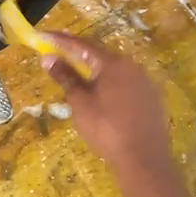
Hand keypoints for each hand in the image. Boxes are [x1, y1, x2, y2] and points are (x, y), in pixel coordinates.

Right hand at [39, 32, 172, 169]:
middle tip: (57, 51)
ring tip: (75, 70)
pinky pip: (125, 82)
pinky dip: (108, 81)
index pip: (82, 45)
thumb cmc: (106, 128)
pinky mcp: (152, 99)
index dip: (61, 40)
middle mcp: (133, 67)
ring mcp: (145, 83)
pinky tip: (100, 90)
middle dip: (77, 52)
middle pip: (100, 54)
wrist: (144, 161)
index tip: (43, 35)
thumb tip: (48, 57)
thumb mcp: (80, 102)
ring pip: (114, 69)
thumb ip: (65, 76)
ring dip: (93, 67)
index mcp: (114, 64)